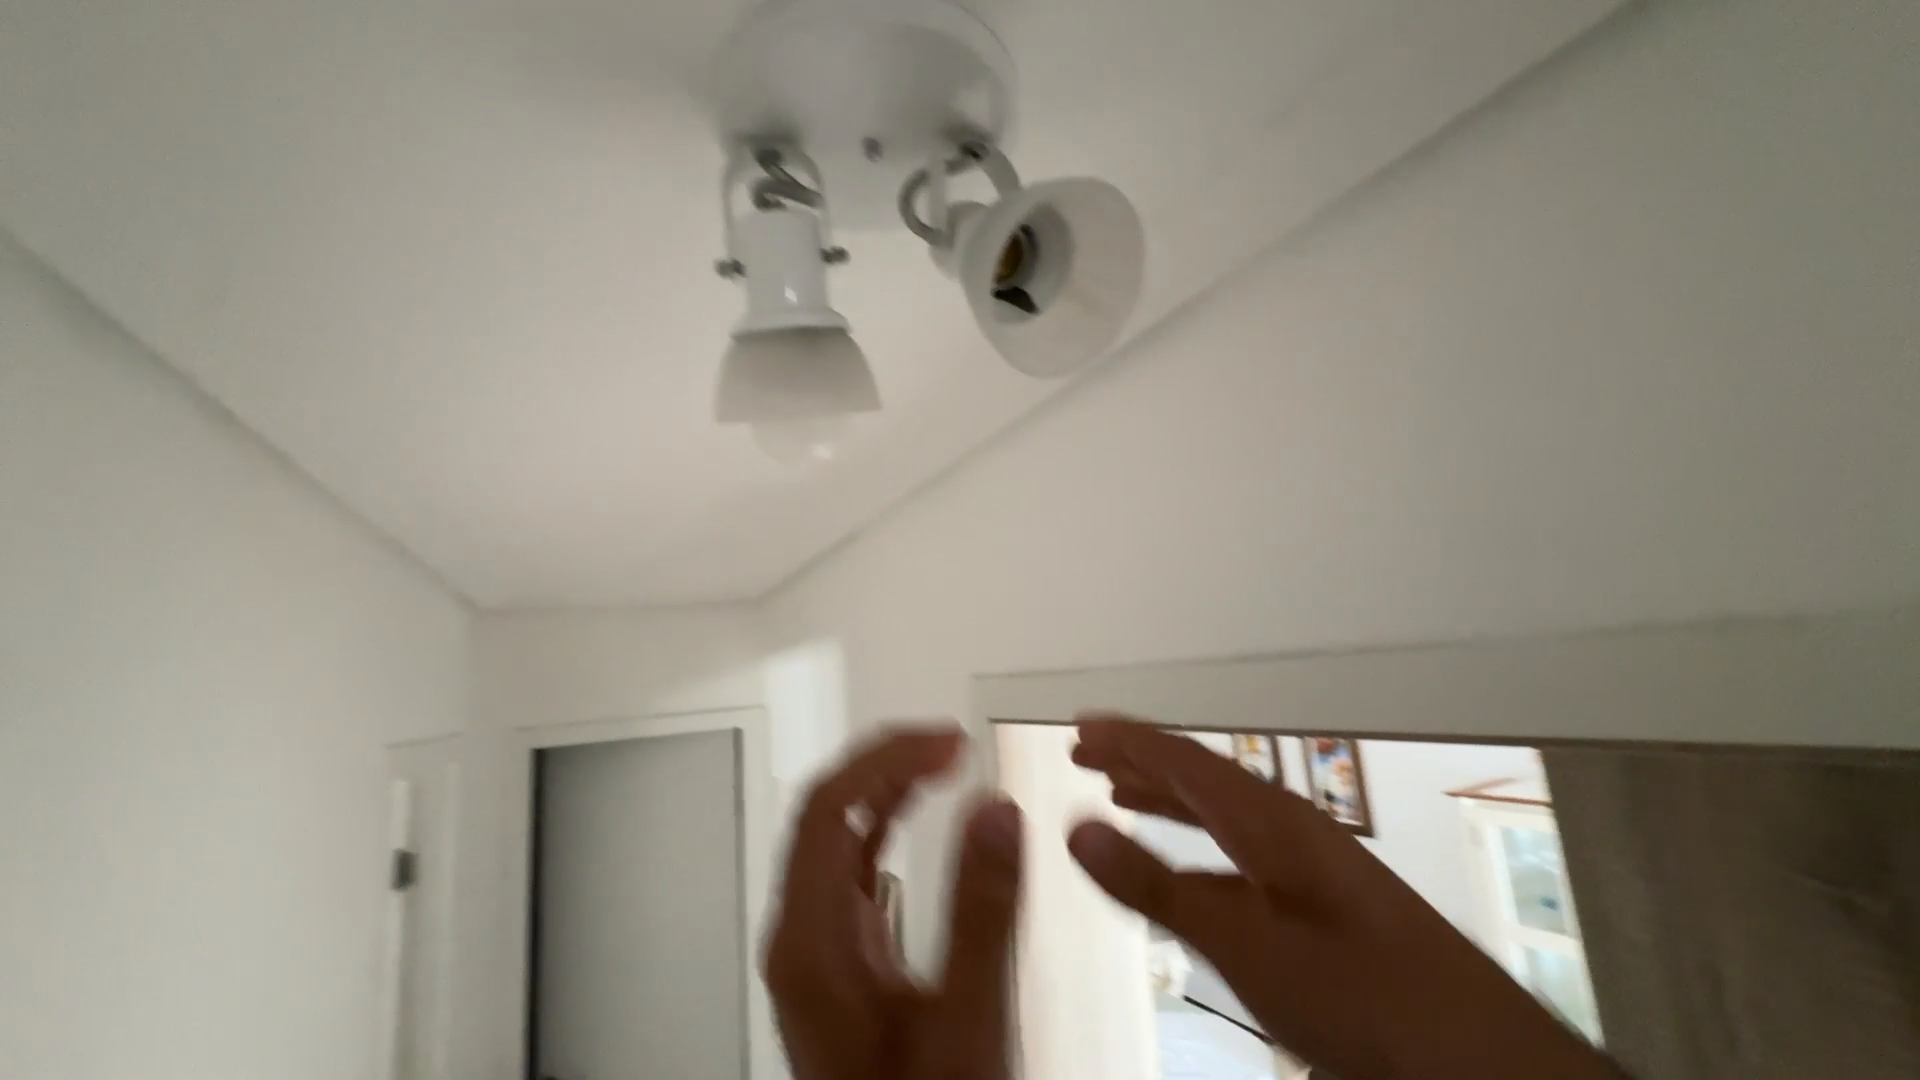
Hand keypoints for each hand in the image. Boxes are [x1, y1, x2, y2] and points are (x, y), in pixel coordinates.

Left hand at [763, 725, 1023, 1079]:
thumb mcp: (963, 1024)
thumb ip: (980, 913)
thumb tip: (996, 808)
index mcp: (810, 942)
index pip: (825, 812)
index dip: (882, 761)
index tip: (947, 744)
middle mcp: (803, 934)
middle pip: (825, 815)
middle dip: (885, 765)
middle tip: (950, 743)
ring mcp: (821, 945)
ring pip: (838, 837)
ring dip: (885, 789)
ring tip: (941, 760)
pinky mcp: (846, 957)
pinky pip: (856, 867)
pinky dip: (887, 826)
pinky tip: (917, 810)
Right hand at [1068, 714, 1626, 1079]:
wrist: (1478, 1056)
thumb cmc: (1359, 994)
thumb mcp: (1243, 945)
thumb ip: (1157, 886)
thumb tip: (1077, 828)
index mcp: (1267, 819)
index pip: (1182, 758)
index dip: (1126, 738)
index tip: (1078, 725)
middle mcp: (1285, 824)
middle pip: (1198, 774)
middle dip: (1137, 759)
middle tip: (1082, 751)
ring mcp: (1305, 860)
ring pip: (1218, 811)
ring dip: (1164, 795)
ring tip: (1117, 788)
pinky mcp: (1316, 897)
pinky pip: (1237, 849)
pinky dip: (1196, 842)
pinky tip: (1181, 865)